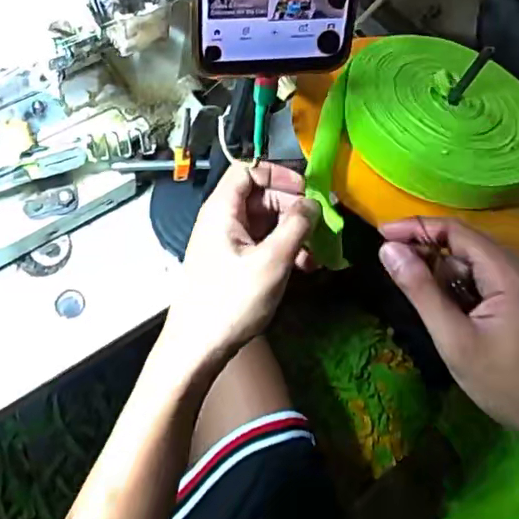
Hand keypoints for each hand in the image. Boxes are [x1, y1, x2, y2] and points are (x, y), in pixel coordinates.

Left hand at [159, 163, 315, 376]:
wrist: (197, 348)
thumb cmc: (231, 301)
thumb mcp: (271, 261)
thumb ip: (296, 227)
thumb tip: (313, 204)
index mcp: (222, 209)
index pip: (248, 170)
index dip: (278, 174)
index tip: (305, 190)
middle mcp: (222, 219)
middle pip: (262, 196)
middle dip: (294, 208)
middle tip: (320, 225)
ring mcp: (227, 242)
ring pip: (266, 221)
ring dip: (294, 232)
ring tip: (317, 253)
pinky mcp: (234, 262)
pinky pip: (263, 243)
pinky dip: (284, 249)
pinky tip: (305, 267)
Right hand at [377, 217, 518, 446]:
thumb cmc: (508, 385)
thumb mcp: (454, 340)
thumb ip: (420, 290)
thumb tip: (388, 250)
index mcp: (508, 271)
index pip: (455, 230)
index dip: (415, 228)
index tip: (381, 236)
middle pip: (465, 244)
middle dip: (429, 256)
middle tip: (400, 278)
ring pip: (475, 263)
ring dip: (447, 278)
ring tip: (435, 313)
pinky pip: (488, 279)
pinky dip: (464, 289)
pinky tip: (456, 317)